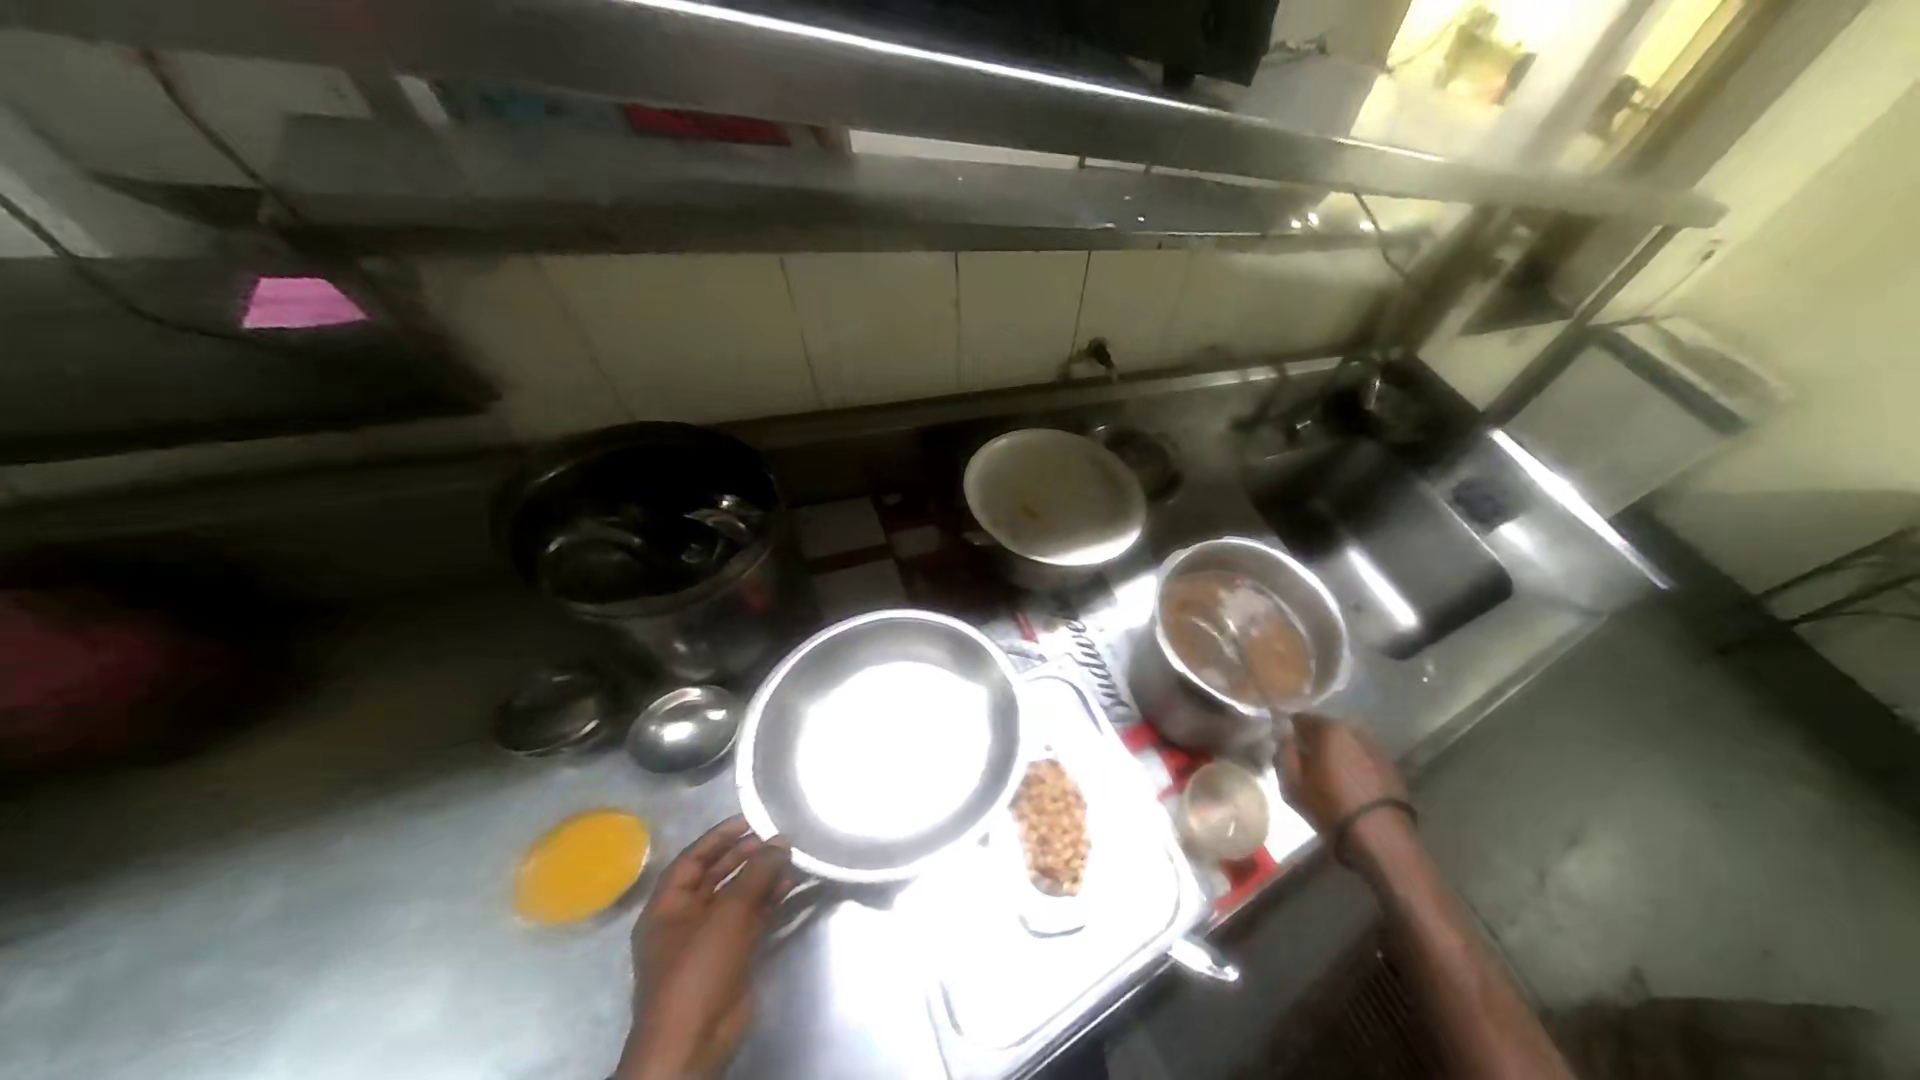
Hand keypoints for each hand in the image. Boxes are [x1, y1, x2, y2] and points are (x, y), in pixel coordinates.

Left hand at [618, 816, 790, 1079]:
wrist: (694, 1040)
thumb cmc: (698, 967)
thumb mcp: (727, 913)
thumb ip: (756, 874)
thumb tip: (781, 841)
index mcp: (667, 906)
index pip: (694, 858)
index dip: (721, 836)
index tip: (751, 817)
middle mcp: (685, 918)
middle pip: (717, 875)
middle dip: (746, 854)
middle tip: (778, 834)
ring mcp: (709, 939)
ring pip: (738, 896)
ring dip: (763, 876)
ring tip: (792, 853)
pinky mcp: (731, 956)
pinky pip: (751, 918)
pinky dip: (769, 900)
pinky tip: (792, 882)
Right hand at [1275, 713, 1408, 841]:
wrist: (1380, 833)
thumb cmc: (1329, 805)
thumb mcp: (1292, 783)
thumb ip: (1284, 754)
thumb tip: (1285, 738)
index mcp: (1328, 729)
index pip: (1300, 719)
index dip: (1290, 731)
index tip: (1285, 746)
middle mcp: (1353, 730)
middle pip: (1326, 729)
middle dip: (1314, 741)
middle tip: (1305, 760)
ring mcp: (1375, 746)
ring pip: (1346, 742)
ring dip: (1336, 751)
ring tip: (1327, 772)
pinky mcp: (1390, 765)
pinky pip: (1362, 756)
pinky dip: (1354, 762)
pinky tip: (1349, 781)